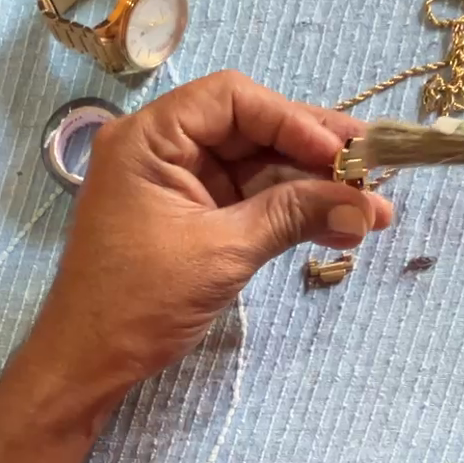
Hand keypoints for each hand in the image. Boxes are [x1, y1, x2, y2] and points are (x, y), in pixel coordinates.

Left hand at [22, 71, 393, 399]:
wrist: (88, 363)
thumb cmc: (139, 303)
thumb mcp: (222, 253)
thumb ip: (293, 216)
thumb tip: (367, 206)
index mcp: (150, 138)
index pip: (232, 99)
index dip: (292, 119)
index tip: (341, 154)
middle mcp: (162, 150)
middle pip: (250, 130)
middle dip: (312, 154)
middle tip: (374, 169)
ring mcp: (177, 185)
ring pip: (255, 169)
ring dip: (310, 189)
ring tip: (370, 209)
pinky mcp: (190, 219)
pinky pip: (246, 202)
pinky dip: (287, 214)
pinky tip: (336, 227)